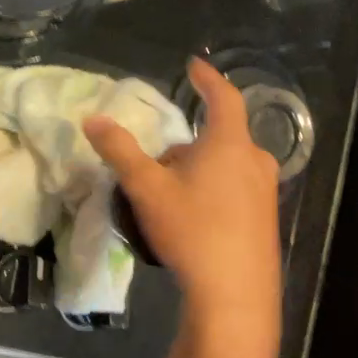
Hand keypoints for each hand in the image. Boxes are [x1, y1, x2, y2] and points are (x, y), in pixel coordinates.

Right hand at [82, 58, 281, 330]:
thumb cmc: (192, 230)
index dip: (208, 79)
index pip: (223, 98)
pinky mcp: (264, 217)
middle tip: (152, 163)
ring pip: (222, 164)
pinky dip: (207, 189)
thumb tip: (93, 119)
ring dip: (193, 169)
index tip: (194, 65)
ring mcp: (264, 191)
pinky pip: (231, 186)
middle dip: (184, 144)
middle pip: (215, 137)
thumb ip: (119, 150)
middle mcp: (255, 161)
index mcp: (229, 145)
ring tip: (163, 195)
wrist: (234, 292)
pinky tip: (185, 217)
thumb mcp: (145, 188)